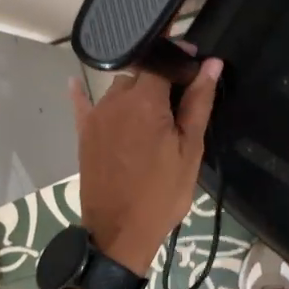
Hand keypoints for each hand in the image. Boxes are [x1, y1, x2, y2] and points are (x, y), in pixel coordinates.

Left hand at [68, 59, 221, 271]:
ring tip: (153, 110)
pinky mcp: (83, 133)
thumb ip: (198, 103)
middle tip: (180, 96)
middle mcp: (115, 99)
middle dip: (160, 77)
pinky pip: (83, 103)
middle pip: (140, 73)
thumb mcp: (190, 150)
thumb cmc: (162, 193)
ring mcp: (95, 115)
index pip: (162, 59)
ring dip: (136, 91)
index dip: (179, 57)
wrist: (119, 231)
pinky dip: (84, 92)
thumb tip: (211, 64)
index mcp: (145, 100)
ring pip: (118, 88)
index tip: (196, 62)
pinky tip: (77, 83)